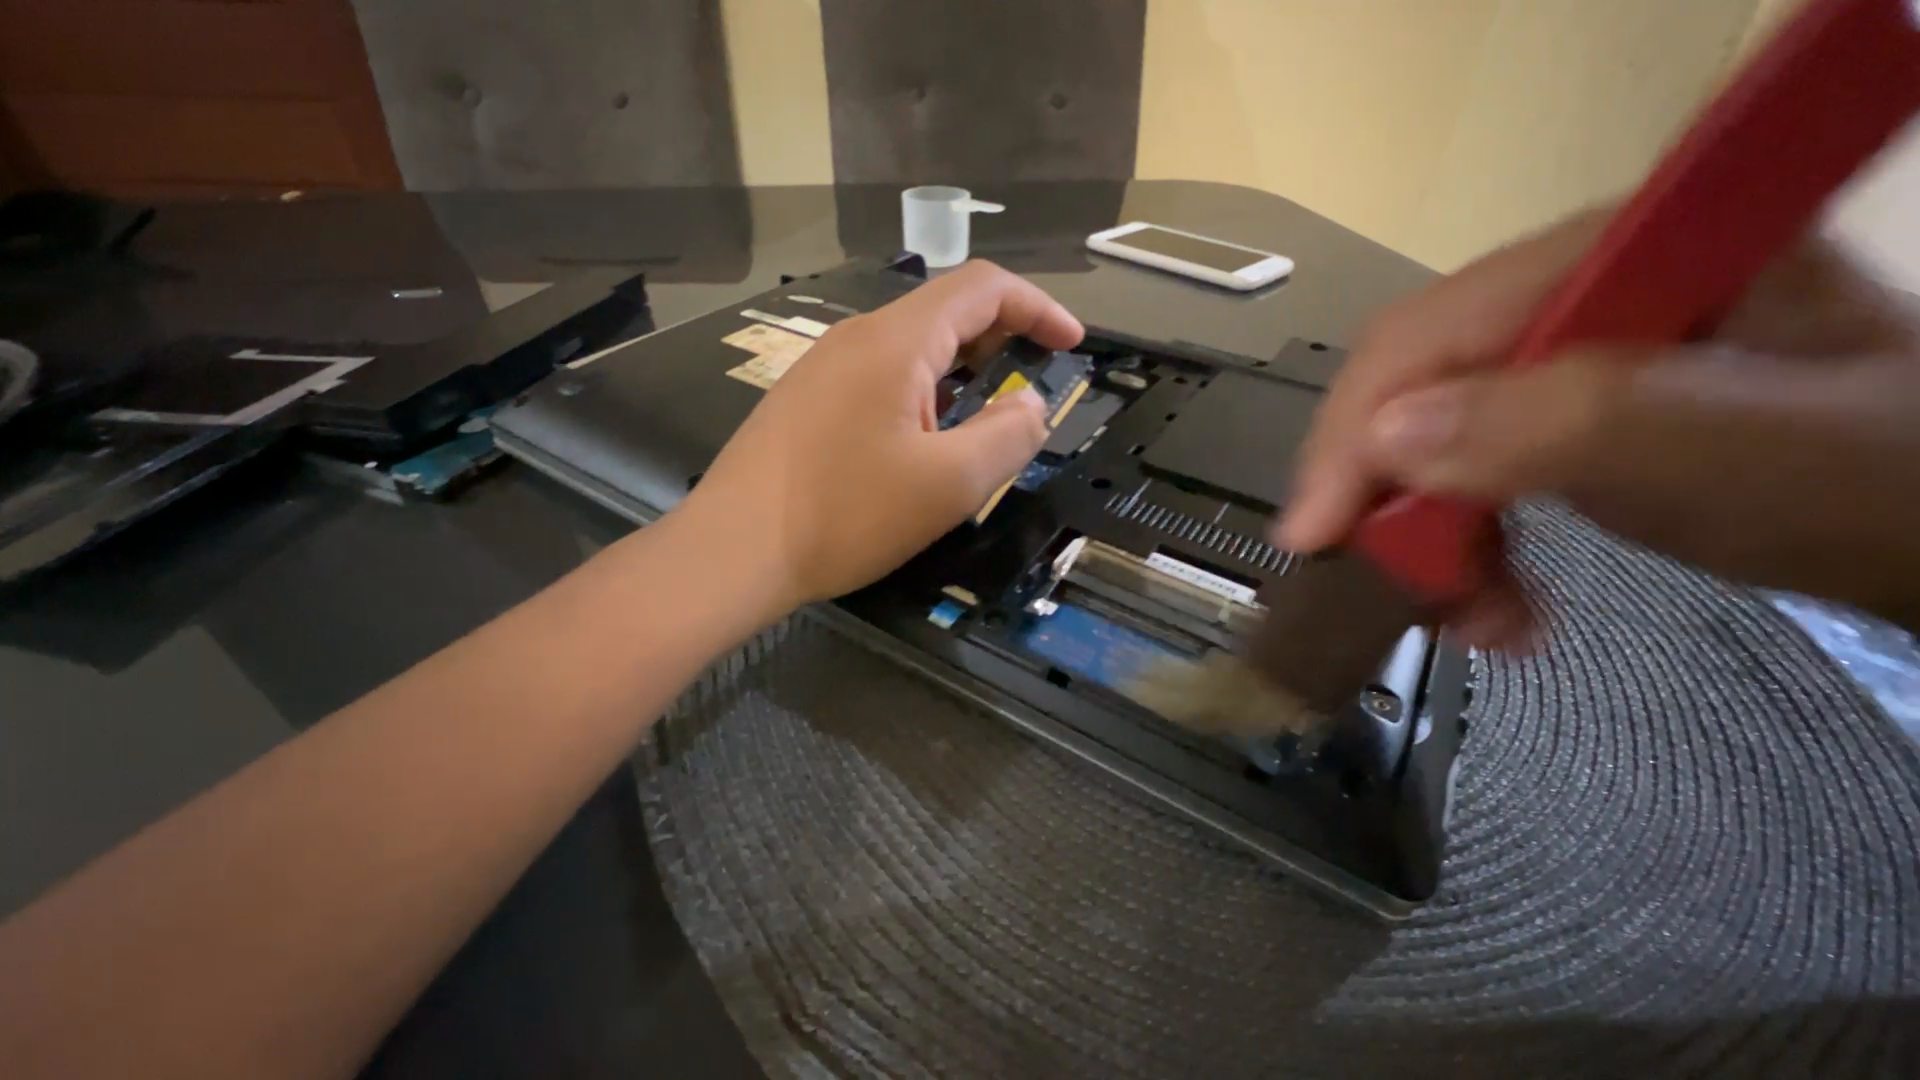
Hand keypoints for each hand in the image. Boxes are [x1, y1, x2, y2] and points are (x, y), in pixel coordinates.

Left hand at [675, 260, 1083, 619]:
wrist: (732, 553)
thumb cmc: (845, 516)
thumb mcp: (948, 484)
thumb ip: (1008, 436)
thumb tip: (1031, 404)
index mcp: (895, 341)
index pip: (982, 288)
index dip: (1038, 306)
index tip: (1073, 345)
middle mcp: (856, 337)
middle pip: (944, 310)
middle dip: (1002, 336)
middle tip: (1034, 381)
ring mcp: (823, 367)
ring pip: (910, 346)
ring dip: (961, 368)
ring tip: (984, 415)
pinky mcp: (805, 400)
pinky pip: (879, 375)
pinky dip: (922, 390)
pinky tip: (923, 438)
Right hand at [1278, 207, 1919, 645]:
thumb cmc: (1895, 488)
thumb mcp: (1750, 454)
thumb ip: (1574, 425)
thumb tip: (1388, 439)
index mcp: (1622, 258)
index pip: (1431, 333)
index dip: (1356, 433)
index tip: (1315, 537)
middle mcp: (1573, 294)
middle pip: (1413, 386)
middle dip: (1387, 496)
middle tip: (1389, 590)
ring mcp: (1566, 355)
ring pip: (1427, 438)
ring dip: (1427, 536)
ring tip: (1470, 620)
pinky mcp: (1564, 412)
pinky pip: (1466, 473)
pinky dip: (1464, 546)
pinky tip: (1499, 603)